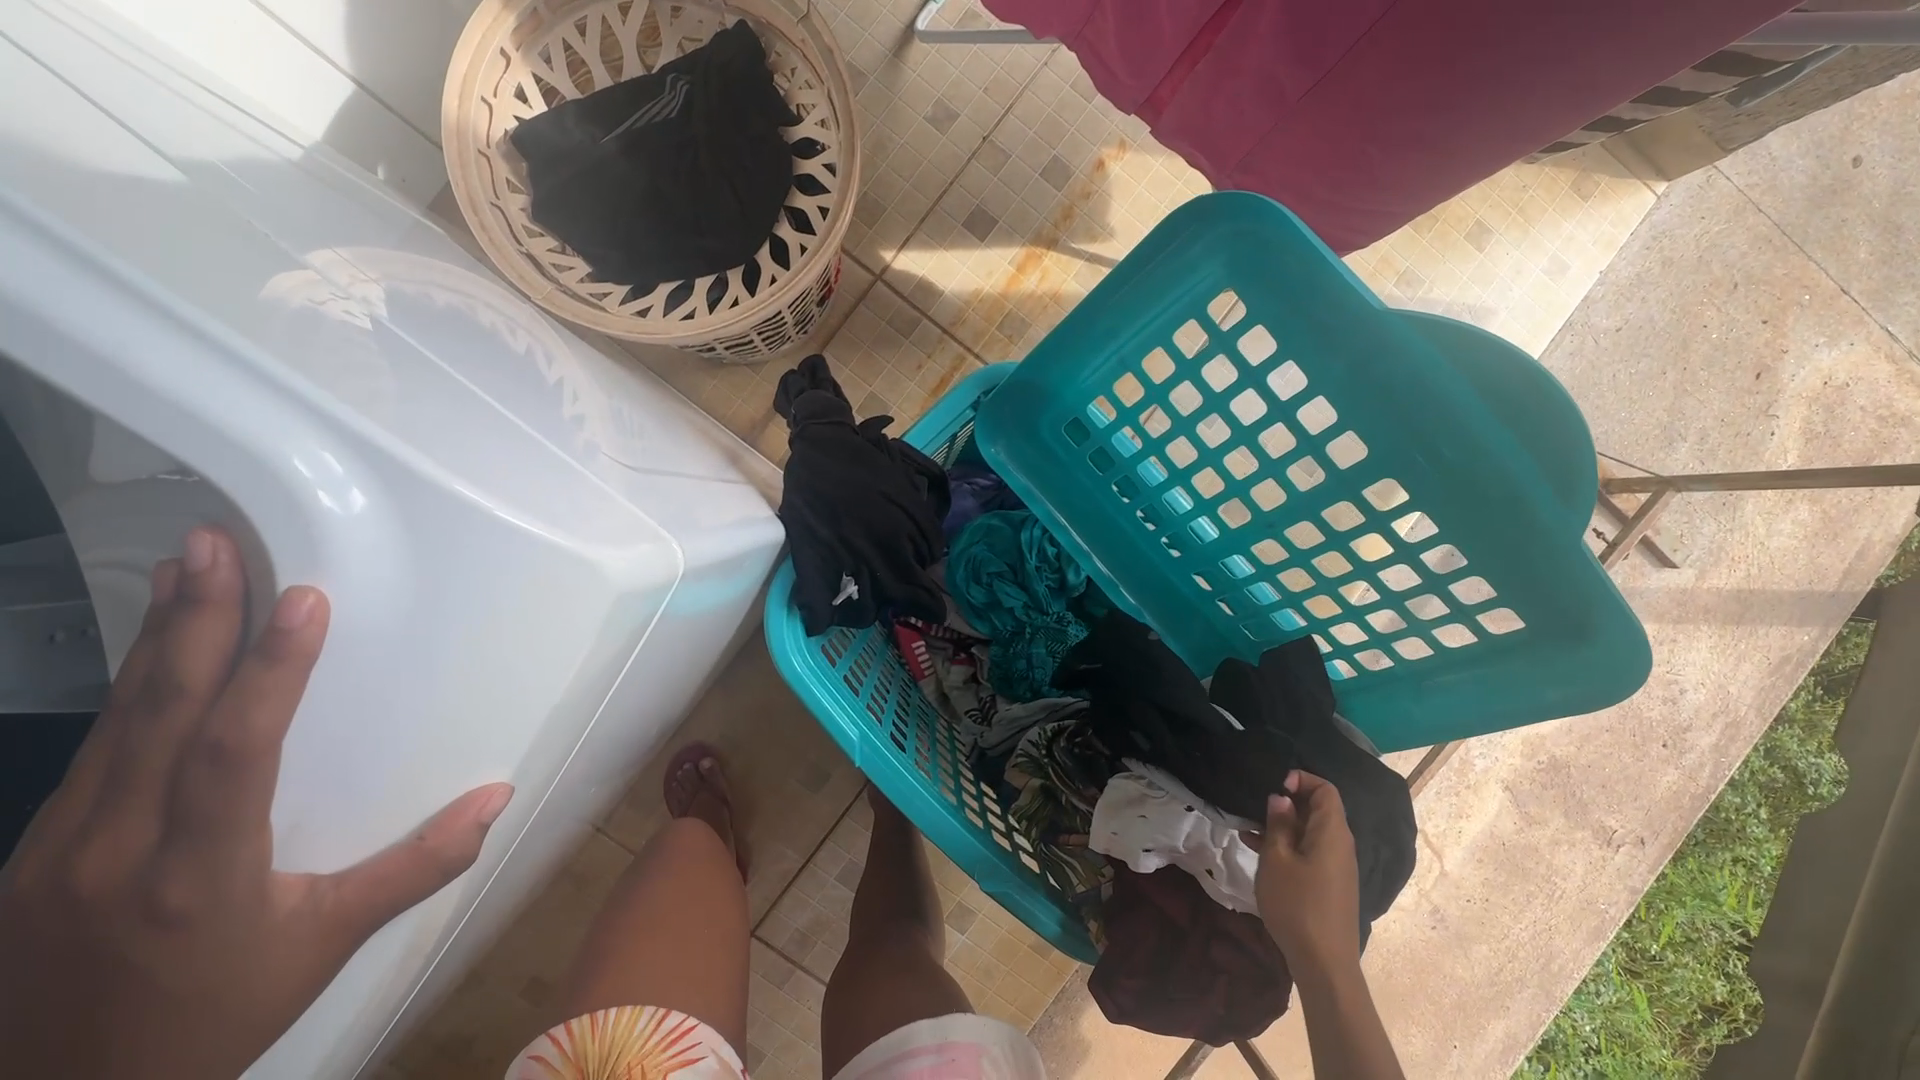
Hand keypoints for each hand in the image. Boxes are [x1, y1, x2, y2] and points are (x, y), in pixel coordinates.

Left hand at [0, 527, 513, 1079]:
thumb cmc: (214, 1015)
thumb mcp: (325, 946)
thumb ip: (415, 869)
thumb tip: (495, 800)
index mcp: (198, 877)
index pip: (235, 755)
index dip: (270, 674)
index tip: (301, 601)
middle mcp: (116, 851)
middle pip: (160, 717)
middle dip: (194, 623)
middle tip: (214, 546)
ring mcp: (60, 848)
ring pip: (116, 722)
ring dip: (157, 640)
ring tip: (183, 568)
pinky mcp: (35, 851)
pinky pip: (94, 749)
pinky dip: (130, 686)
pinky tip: (155, 648)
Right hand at [1251, 769, 1360, 979]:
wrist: (1324, 962)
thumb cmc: (1297, 904)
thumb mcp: (1277, 860)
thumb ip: (1278, 825)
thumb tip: (1281, 799)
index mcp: (1332, 833)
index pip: (1326, 791)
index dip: (1303, 780)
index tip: (1275, 785)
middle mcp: (1341, 845)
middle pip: (1319, 810)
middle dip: (1288, 804)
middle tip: (1256, 808)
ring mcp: (1337, 866)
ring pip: (1311, 833)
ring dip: (1283, 826)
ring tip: (1248, 829)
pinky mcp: (1331, 884)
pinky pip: (1311, 852)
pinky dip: (1289, 846)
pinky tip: (1259, 851)